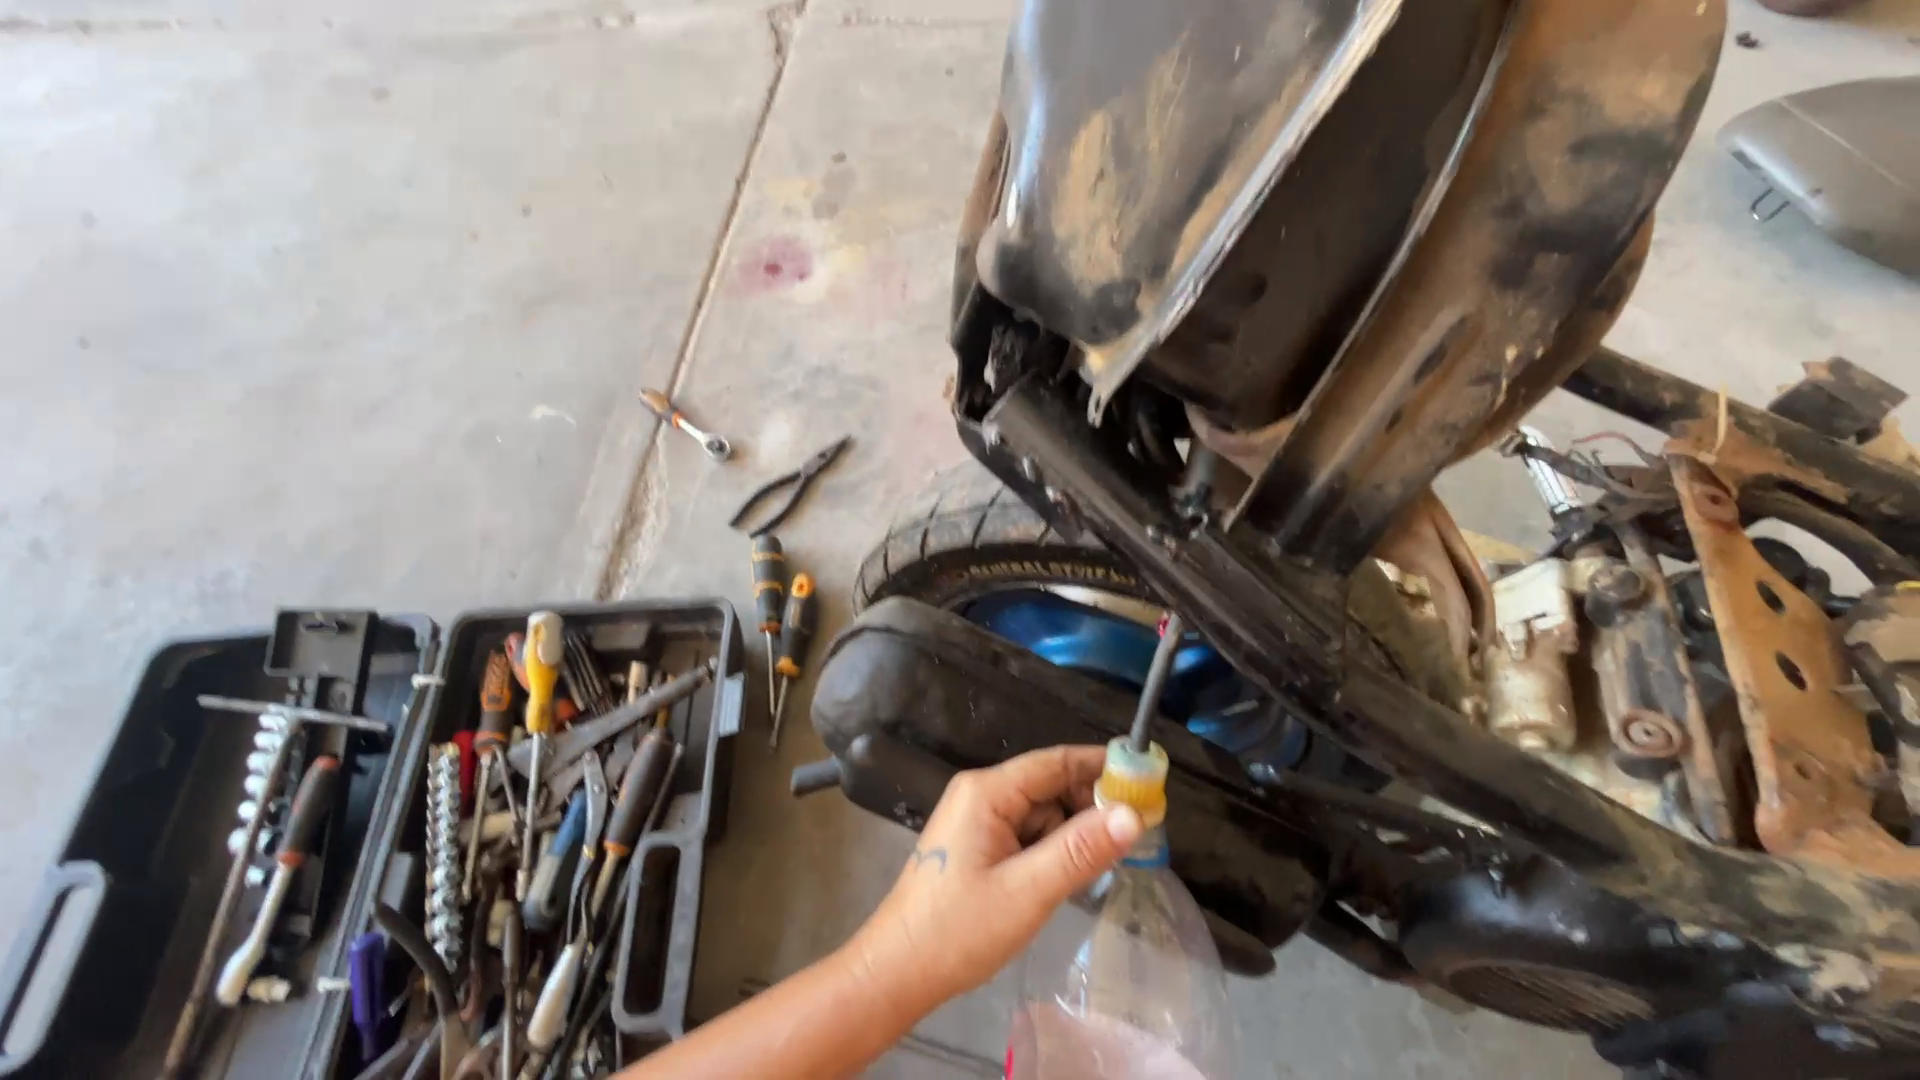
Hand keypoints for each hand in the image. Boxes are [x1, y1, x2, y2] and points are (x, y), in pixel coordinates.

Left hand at [845, 745, 1144, 1009]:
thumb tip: (1134, 814)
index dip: (1103, 767)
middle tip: (1138, 834)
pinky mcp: (977, 845)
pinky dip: (1051, 850)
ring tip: (1104, 864)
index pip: (1056, 762)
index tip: (1148, 782)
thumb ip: (1081, 851)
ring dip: (1072, 834)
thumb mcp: (1028, 892)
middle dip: (1091, 806)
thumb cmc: (958, 930)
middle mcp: (981, 795)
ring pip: (1041, 813)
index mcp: (987, 791)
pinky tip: (1068, 877)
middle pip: (1050, 786)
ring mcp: (977, 820)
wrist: (897, 971)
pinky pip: (1026, 835)